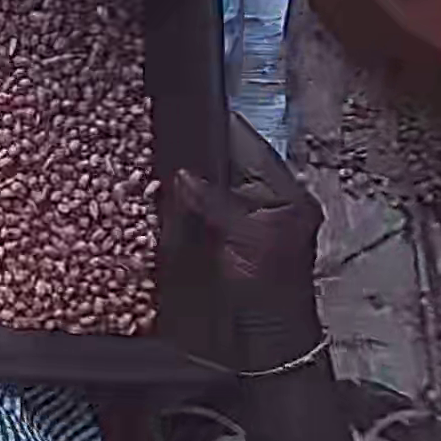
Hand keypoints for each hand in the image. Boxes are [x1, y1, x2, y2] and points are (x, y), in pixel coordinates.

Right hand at [173, 113, 323, 370]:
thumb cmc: (267, 289)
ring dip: (187, 169)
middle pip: (228, 161)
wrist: (264, 338)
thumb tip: (180, 173)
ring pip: (211, 181)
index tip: (196, 102)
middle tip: (166, 122)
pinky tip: (158, 181)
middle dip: (199, 146)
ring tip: (157, 143)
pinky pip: (199, 203)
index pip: (251, 147)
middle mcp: (262, 198)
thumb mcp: (249, 240)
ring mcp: (239, 216)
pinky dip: (180, 194)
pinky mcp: (218, 232)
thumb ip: (218, 203)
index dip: (225, 125)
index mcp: (283, 194)